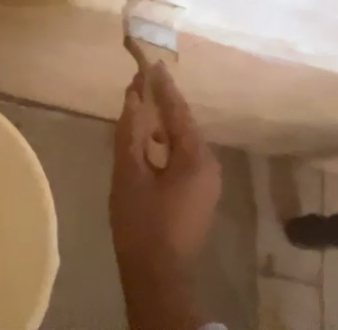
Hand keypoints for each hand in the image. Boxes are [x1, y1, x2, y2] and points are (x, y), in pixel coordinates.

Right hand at [110, 61, 222, 273]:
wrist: (157, 276)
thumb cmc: (142, 223)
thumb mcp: (129, 173)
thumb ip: (131, 130)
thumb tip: (134, 94)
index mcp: (196, 156)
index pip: (177, 109)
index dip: (162, 85)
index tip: (150, 61)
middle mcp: (209, 164)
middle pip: (183, 123)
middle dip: (163, 102)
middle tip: (142, 79)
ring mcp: (207, 182)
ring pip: (183, 141)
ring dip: (163, 123)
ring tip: (141, 105)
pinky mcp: (199, 195)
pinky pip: (182, 156)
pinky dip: (166, 143)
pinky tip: (147, 141)